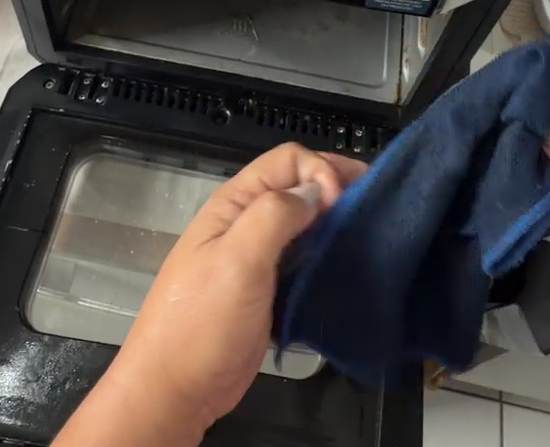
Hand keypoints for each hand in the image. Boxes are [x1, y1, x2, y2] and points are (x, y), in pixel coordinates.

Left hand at [58, 143, 366, 446]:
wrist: (176, 390)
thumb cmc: (200, 323)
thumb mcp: (236, 261)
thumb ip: (274, 216)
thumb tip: (314, 192)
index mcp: (235, 203)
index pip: (288, 160)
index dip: (319, 171)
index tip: (340, 204)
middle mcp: (248, 220)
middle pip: (299, 183)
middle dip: (336, 185)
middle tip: (372, 203)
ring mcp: (259, 254)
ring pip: (305, 219)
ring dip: (335, 219)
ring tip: (368, 231)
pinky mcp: (270, 285)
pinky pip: (304, 255)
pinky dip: (328, 252)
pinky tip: (347, 262)